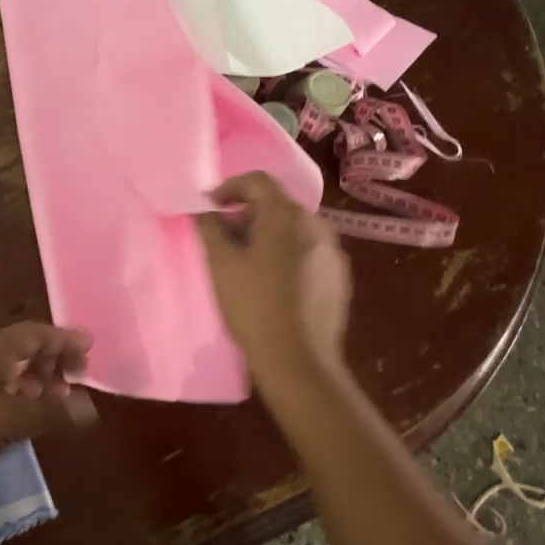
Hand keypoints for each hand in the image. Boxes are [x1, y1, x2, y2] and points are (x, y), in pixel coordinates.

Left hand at [0, 322, 97, 496]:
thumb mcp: (8, 419)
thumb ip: (50, 413)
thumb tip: (91, 409)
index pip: (33, 333)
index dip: (62, 338)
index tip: (91, 346)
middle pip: (23, 352)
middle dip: (53, 361)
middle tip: (82, 377)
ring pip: (13, 377)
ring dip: (40, 384)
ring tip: (65, 400)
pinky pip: (3, 399)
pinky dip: (24, 404)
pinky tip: (34, 421)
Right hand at [198, 173, 351, 387]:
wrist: (300, 363)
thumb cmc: (255, 306)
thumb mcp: (221, 263)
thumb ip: (209, 226)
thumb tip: (204, 208)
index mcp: (288, 216)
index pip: (258, 181)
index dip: (230, 187)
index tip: (210, 207)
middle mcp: (318, 226)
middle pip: (277, 204)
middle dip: (247, 213)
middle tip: (224, 236)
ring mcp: (334, 254)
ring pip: (294, 229)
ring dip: (267, 234)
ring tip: (246, 261)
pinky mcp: (340, 279)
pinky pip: (308, 252)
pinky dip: (287, 254)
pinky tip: (272, 282)